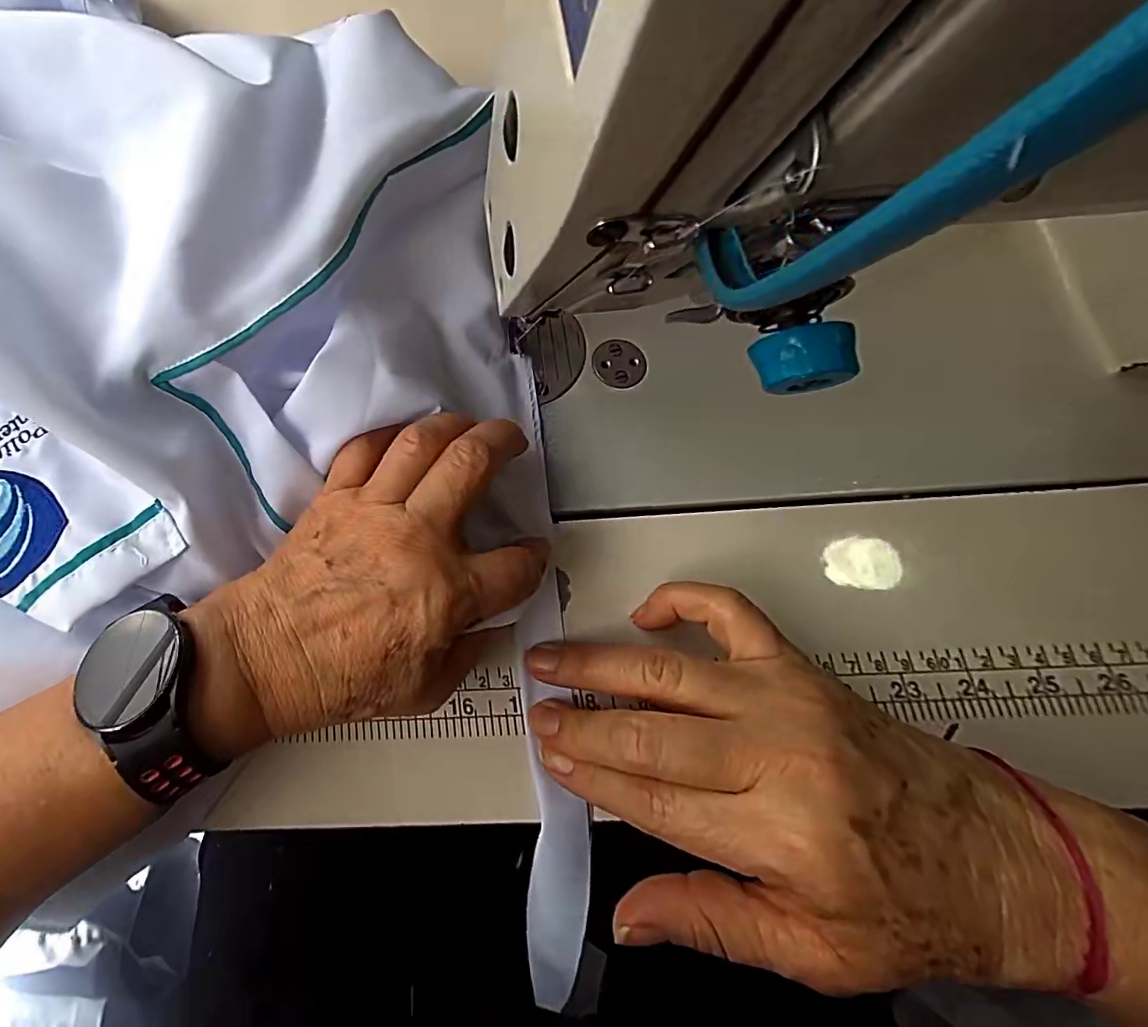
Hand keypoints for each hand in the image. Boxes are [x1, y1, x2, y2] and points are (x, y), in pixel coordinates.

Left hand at [183, 413, 549, 757]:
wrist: (270, 654)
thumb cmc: (341, 677)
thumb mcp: (425, 690)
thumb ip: (464, 653)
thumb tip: (482, 625)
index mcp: (449, 591)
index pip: (517, 564)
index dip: (534, 557)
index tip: (530, 552)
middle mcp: (415, 538)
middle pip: (471, 465)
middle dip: (501, 443)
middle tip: (509, 440)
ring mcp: (371, 512)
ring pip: (419, 444)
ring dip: (450, 424)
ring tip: (465, 423)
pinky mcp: (332, 501)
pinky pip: (360, 451)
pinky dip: (383, 436)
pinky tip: (399, 438)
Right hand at [524, 582, 1085, 995]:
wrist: (1012, 863)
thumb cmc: (915, 908)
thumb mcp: (814, 952)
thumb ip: (708, 924)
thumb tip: (626, 917)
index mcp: (783, 837)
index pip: (651, 799)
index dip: (591, 779)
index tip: (554, 762)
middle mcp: (781, 760)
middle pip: (645, 734)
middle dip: (579, 725)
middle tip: (539, 717)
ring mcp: (788, 703)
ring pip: (664, 673)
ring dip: (594, 663)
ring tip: (550, 661)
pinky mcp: (800, 670)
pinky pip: (731, 614)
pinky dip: (681, 600)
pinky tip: (645, 613)